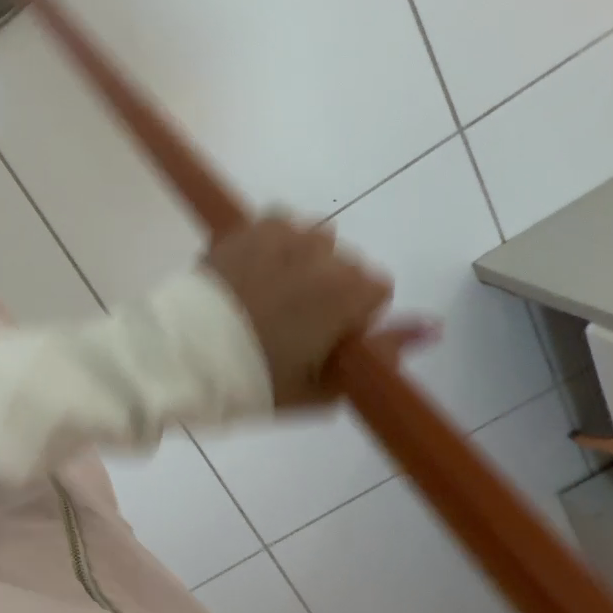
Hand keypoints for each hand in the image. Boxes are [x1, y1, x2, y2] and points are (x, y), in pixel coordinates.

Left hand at [205, 216, 438, 408]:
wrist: (180, 356)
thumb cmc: (253, 379)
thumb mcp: (322, 386)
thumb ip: (381, 353)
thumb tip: (431, 327)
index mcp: (351, 291)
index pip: (376, 293)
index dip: (349, 318)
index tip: (316, 339)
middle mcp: (324, 254)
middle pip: (340, 265)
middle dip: (320, 289)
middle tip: (280, 321)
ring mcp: (282, 236)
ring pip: (309, 242)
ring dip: (294, 263)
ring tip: (259, 296)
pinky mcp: (243, 229)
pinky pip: (274, 225)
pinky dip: (267, 243)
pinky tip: (246, 272)